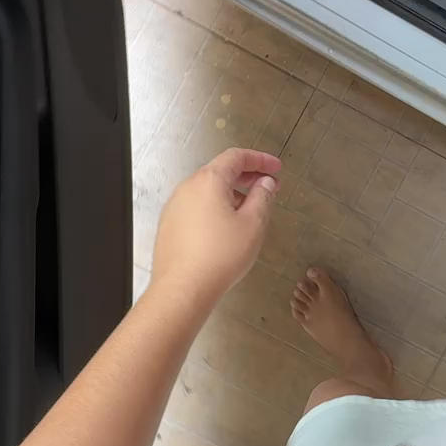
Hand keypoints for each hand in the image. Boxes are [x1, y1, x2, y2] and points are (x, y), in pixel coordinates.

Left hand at [150, 148, 280, 305]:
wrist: (183, 289)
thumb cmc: (220, 256)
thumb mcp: (253, 223)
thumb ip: (262, 196)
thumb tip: (265, 182)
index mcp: (208, 181)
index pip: (236, 157)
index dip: (260, 159)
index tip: (276, 167)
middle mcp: (187, 188)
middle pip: (220, 171)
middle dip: (248, 176)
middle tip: (268, 186)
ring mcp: (175, 207)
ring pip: (208, 190)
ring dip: (232, 192)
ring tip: (251, 208)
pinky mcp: (170, 225)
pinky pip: (197, 206)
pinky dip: (216, 206)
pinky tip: (229, 225)